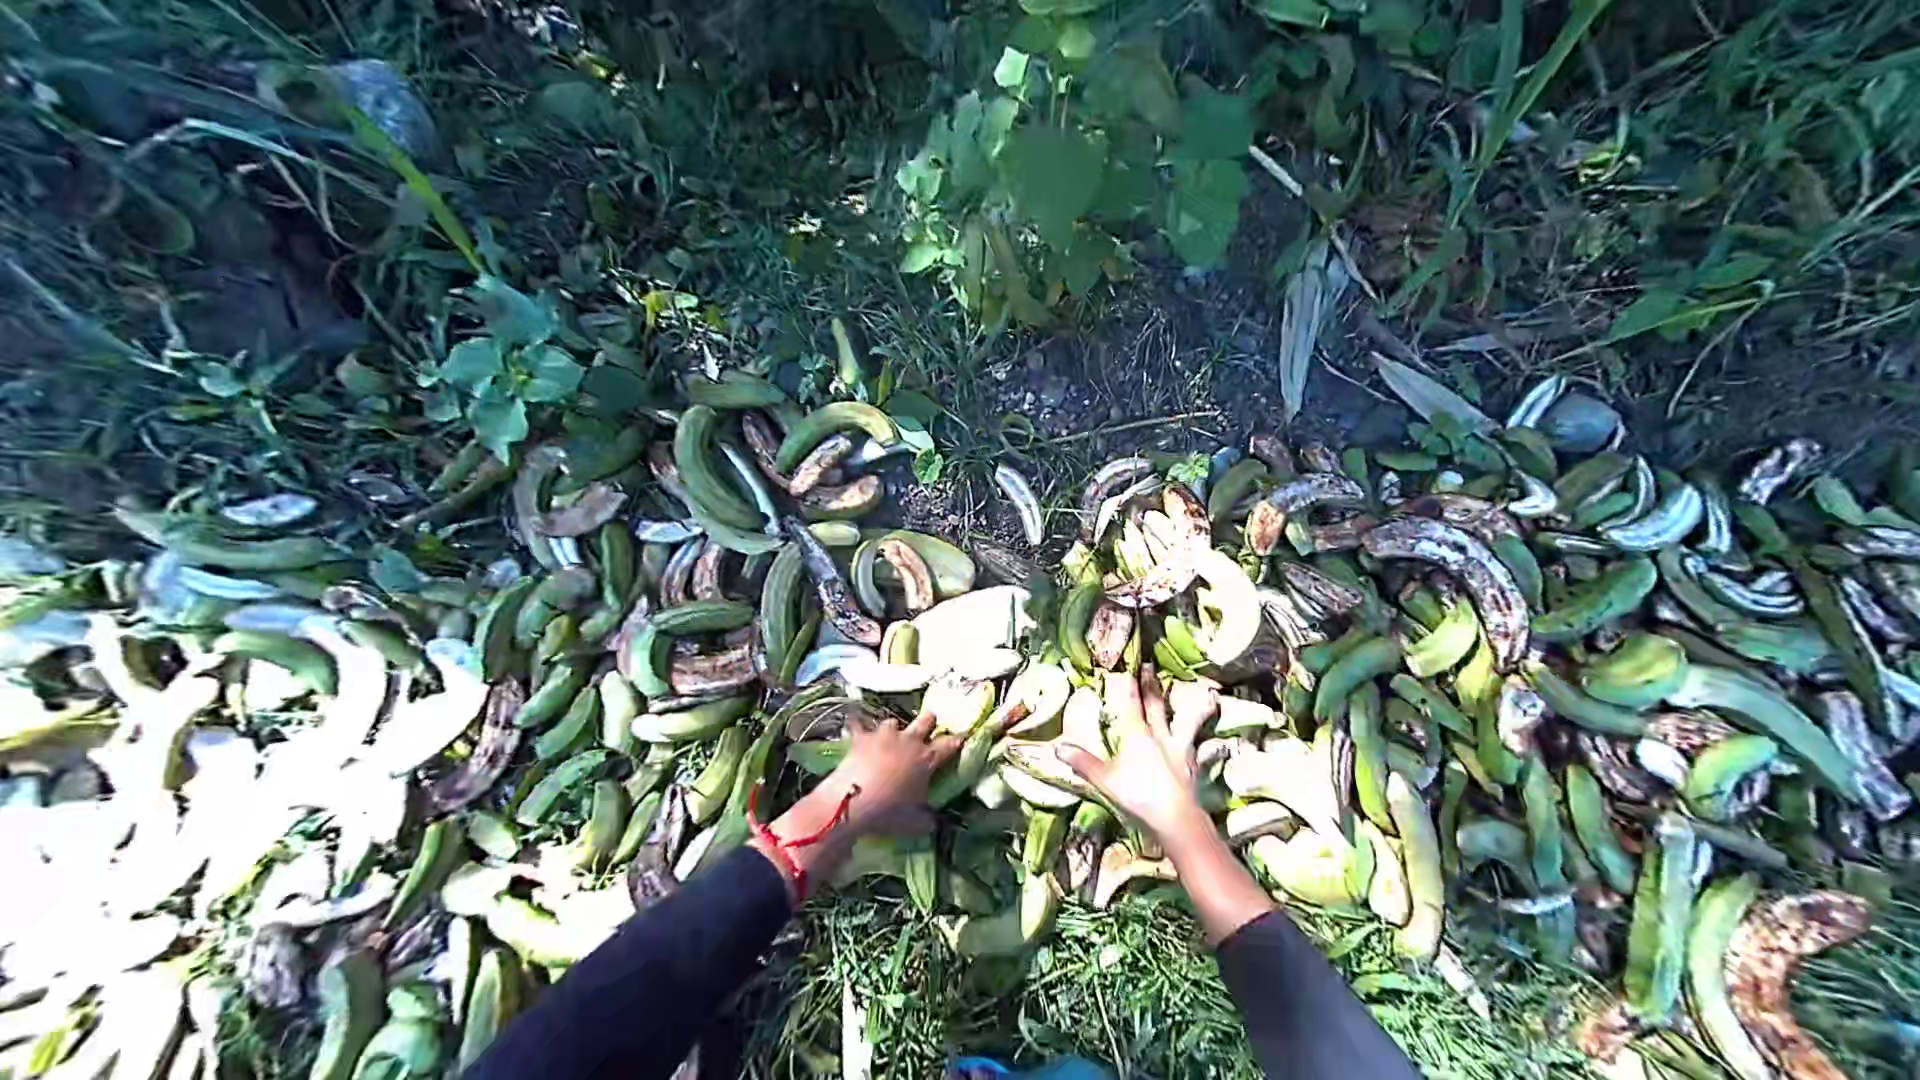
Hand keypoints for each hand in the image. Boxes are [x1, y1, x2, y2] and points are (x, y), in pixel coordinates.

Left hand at [752, 710, 959, 902]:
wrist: (853, 802)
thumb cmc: (889, 813)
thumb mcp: (915, 823)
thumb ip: (927, 820)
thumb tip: (933, 823)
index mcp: (926, 759)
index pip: (948, 745)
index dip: (955, 741)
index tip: (959, 739)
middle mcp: (909, 741)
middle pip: (925, 720)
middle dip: (929, 721)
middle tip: (928, 725)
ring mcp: (884, 736)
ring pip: (893, 722)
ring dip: (893, 729)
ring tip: (889, 737)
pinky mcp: (861, 738)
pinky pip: (858, 725)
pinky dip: (857, 727)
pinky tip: (853, 727)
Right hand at [1060, 667, 1269, 943]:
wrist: (1177, 819)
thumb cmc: (1138, 795)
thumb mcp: (1105, 780)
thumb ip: (1084, 763)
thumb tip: (1057, 749)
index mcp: (1137, 734)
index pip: (1131, 702)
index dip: (1128, 684)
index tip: (1127, 665)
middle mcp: (1160, 735)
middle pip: (1155, 705)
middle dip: (1151, 686)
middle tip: (1150, 667)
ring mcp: (1179, 750)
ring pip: (1185, 722)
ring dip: (1193, 709)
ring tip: (1207, 697)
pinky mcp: (1192, 766)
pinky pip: (1198, 748)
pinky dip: (1203, 743)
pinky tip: (1208, 743)